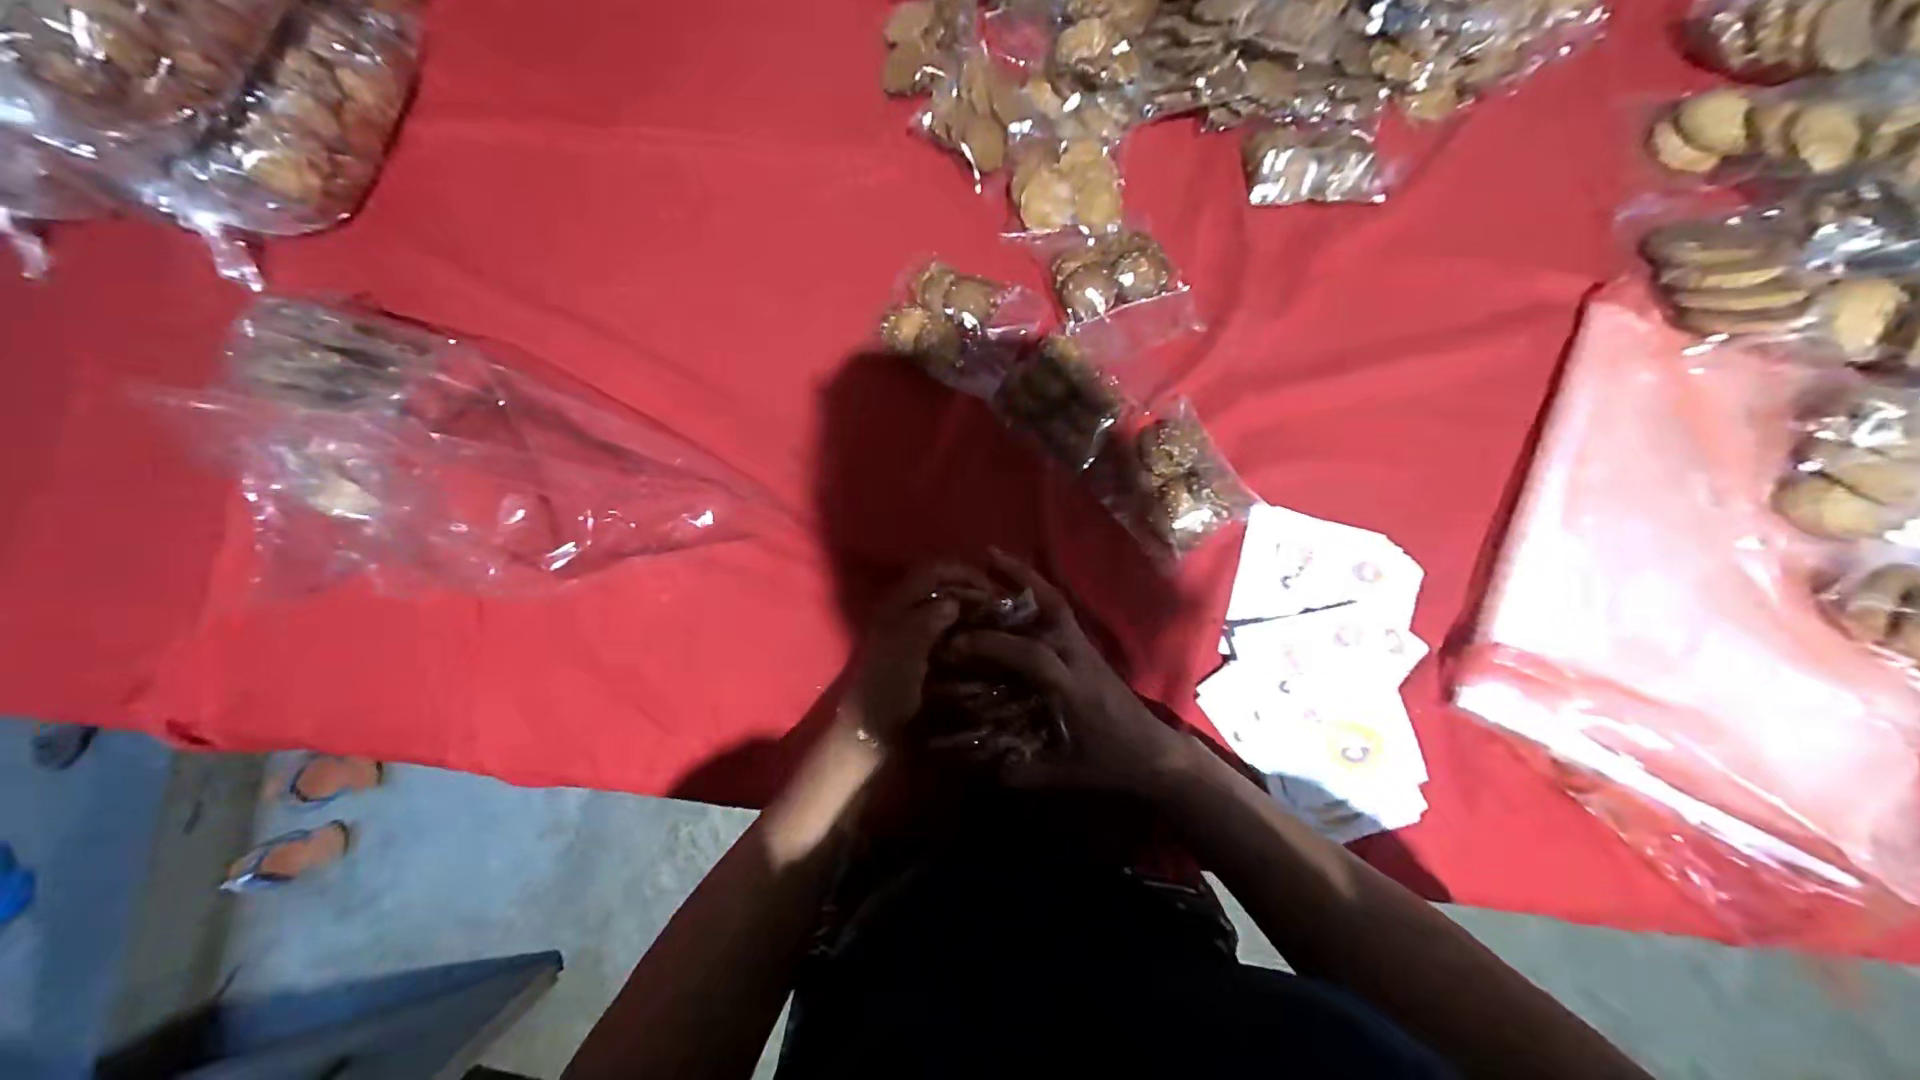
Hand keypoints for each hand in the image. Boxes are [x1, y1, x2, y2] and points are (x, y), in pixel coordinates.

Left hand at [839, 563, 993, 745]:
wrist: (868, 739)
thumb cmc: (885, 695)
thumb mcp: (905, 655)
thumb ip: (926, 621)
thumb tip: (954, 600)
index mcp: (896, 608)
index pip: (931, 571)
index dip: (962, 572)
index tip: (993, 590)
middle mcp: (901, 614)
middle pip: (939, 586)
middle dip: (969, 590)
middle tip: (1000, 607)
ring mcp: (908, 635)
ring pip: (942, 608)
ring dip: (968, 610)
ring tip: (996, 622)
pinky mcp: (915, 657)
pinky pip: (943, 631)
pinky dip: (962, 630)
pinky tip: (981, 643)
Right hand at [949, 549, 1196, 795]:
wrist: (1154, 753)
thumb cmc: (1106, 763)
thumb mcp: (1060, 774)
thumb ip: (1016, 768)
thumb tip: (966, 760)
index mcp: (1073, 689)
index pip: (1034, 656)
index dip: (995, 646)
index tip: (956, 646)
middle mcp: (1080, 658)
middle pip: (1050, 612)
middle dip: (1011, 591)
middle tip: (971, 575)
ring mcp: (1086, 647)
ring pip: (1056, 603)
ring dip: (1025, 577)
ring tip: (992, 557)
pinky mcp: (1087, 644)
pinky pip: (1059, 609)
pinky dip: (1036, 588)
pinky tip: (1015, 581)